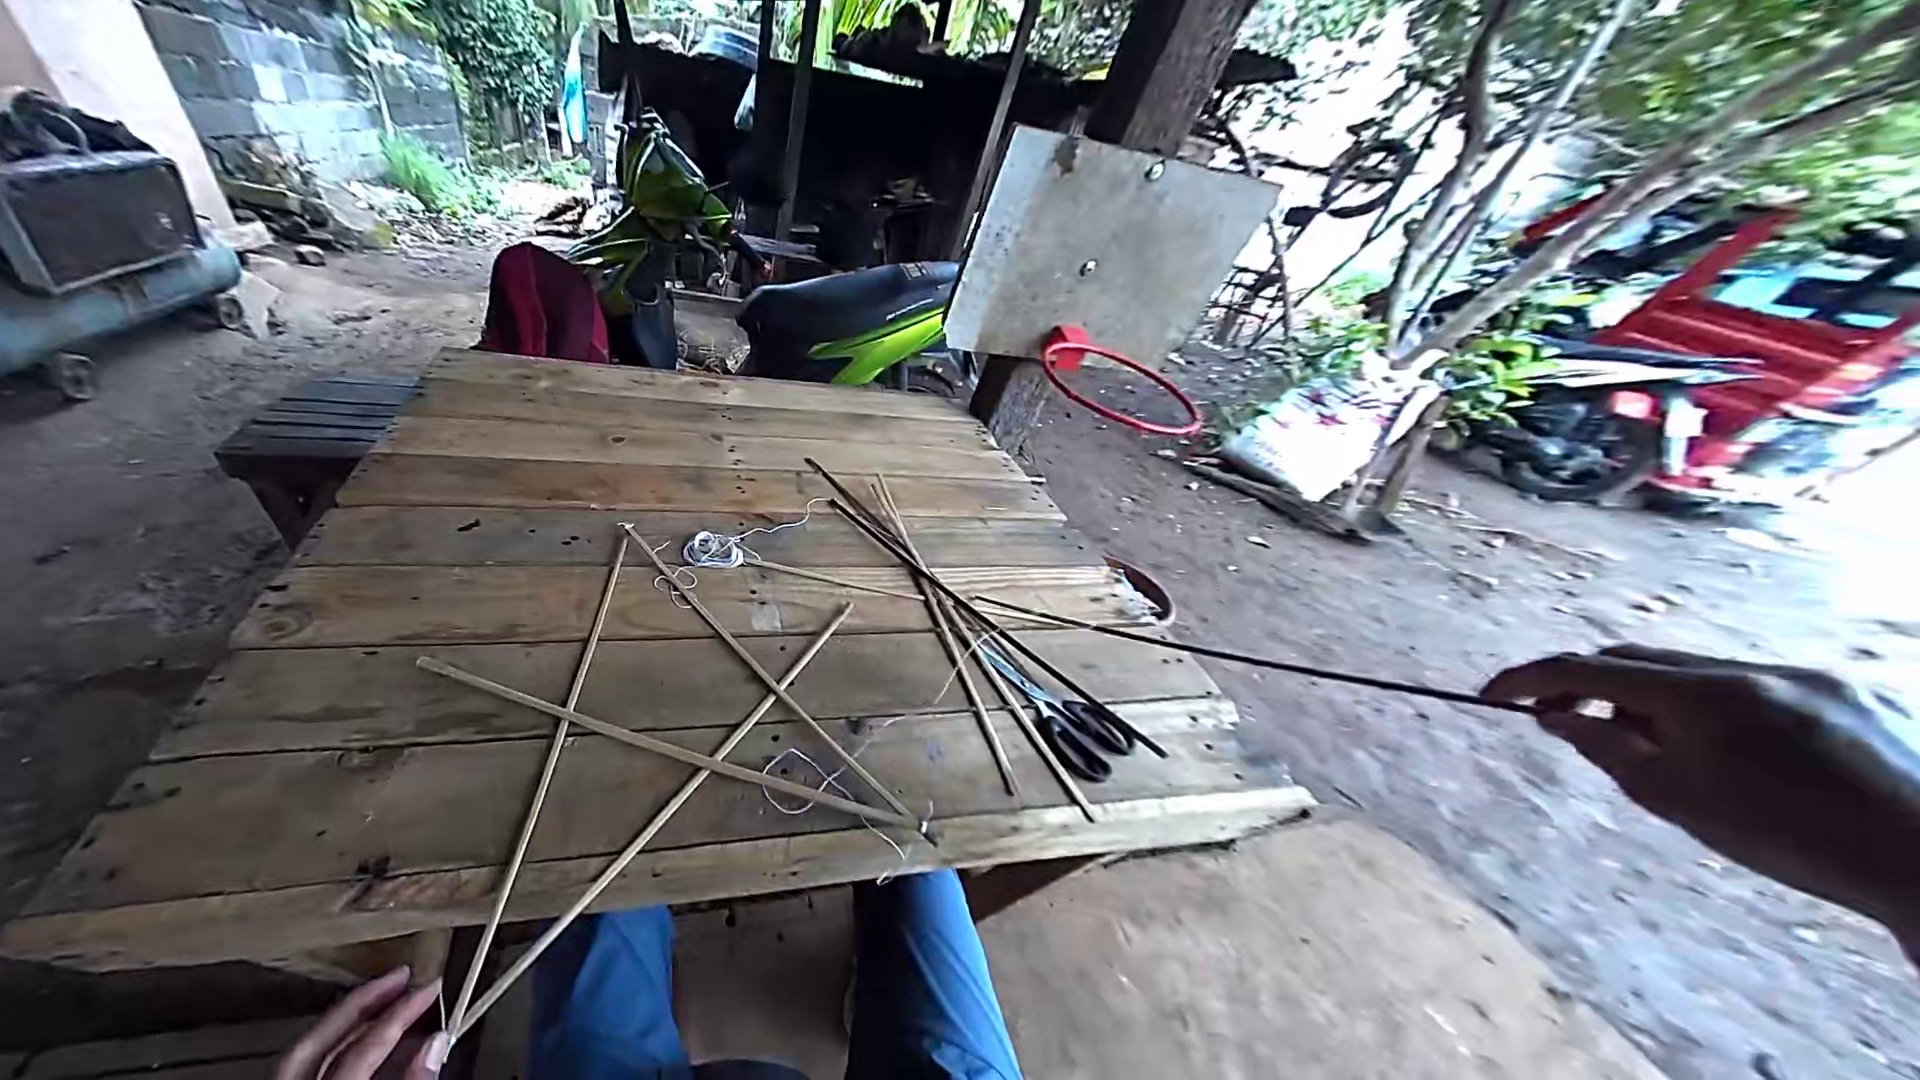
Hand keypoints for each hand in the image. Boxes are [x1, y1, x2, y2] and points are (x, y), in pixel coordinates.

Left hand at [277, 966, 447, 1079]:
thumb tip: (436, 1043)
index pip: (361, 1048)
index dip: (401, 1012)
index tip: (430, 987)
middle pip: (315, 1043)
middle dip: (362, 1002)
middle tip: (400, 975)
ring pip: (306, 1054)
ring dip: (351, 1021)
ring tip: (388, 998)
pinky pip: (305, 1068)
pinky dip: (338, 1046)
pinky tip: (367, 1038)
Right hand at [1485, 645, 1919, 951]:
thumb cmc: (1794, 839)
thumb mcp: (1675, 797)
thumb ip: (1603, 748)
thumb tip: (1553, 718)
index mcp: (1702, 693)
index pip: (1585, 668)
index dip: (1527, 679)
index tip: (1490, 695)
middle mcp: (1748, 668)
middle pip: (1633, 657)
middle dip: (1584, 684)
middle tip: (1559, 719)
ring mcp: (1802, 675)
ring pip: (1687, 667)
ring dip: (1644, 696)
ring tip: (1645, 744)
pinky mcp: (1845, 690)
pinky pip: (1742, 681)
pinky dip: (1701, 703)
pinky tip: (1717, 745)